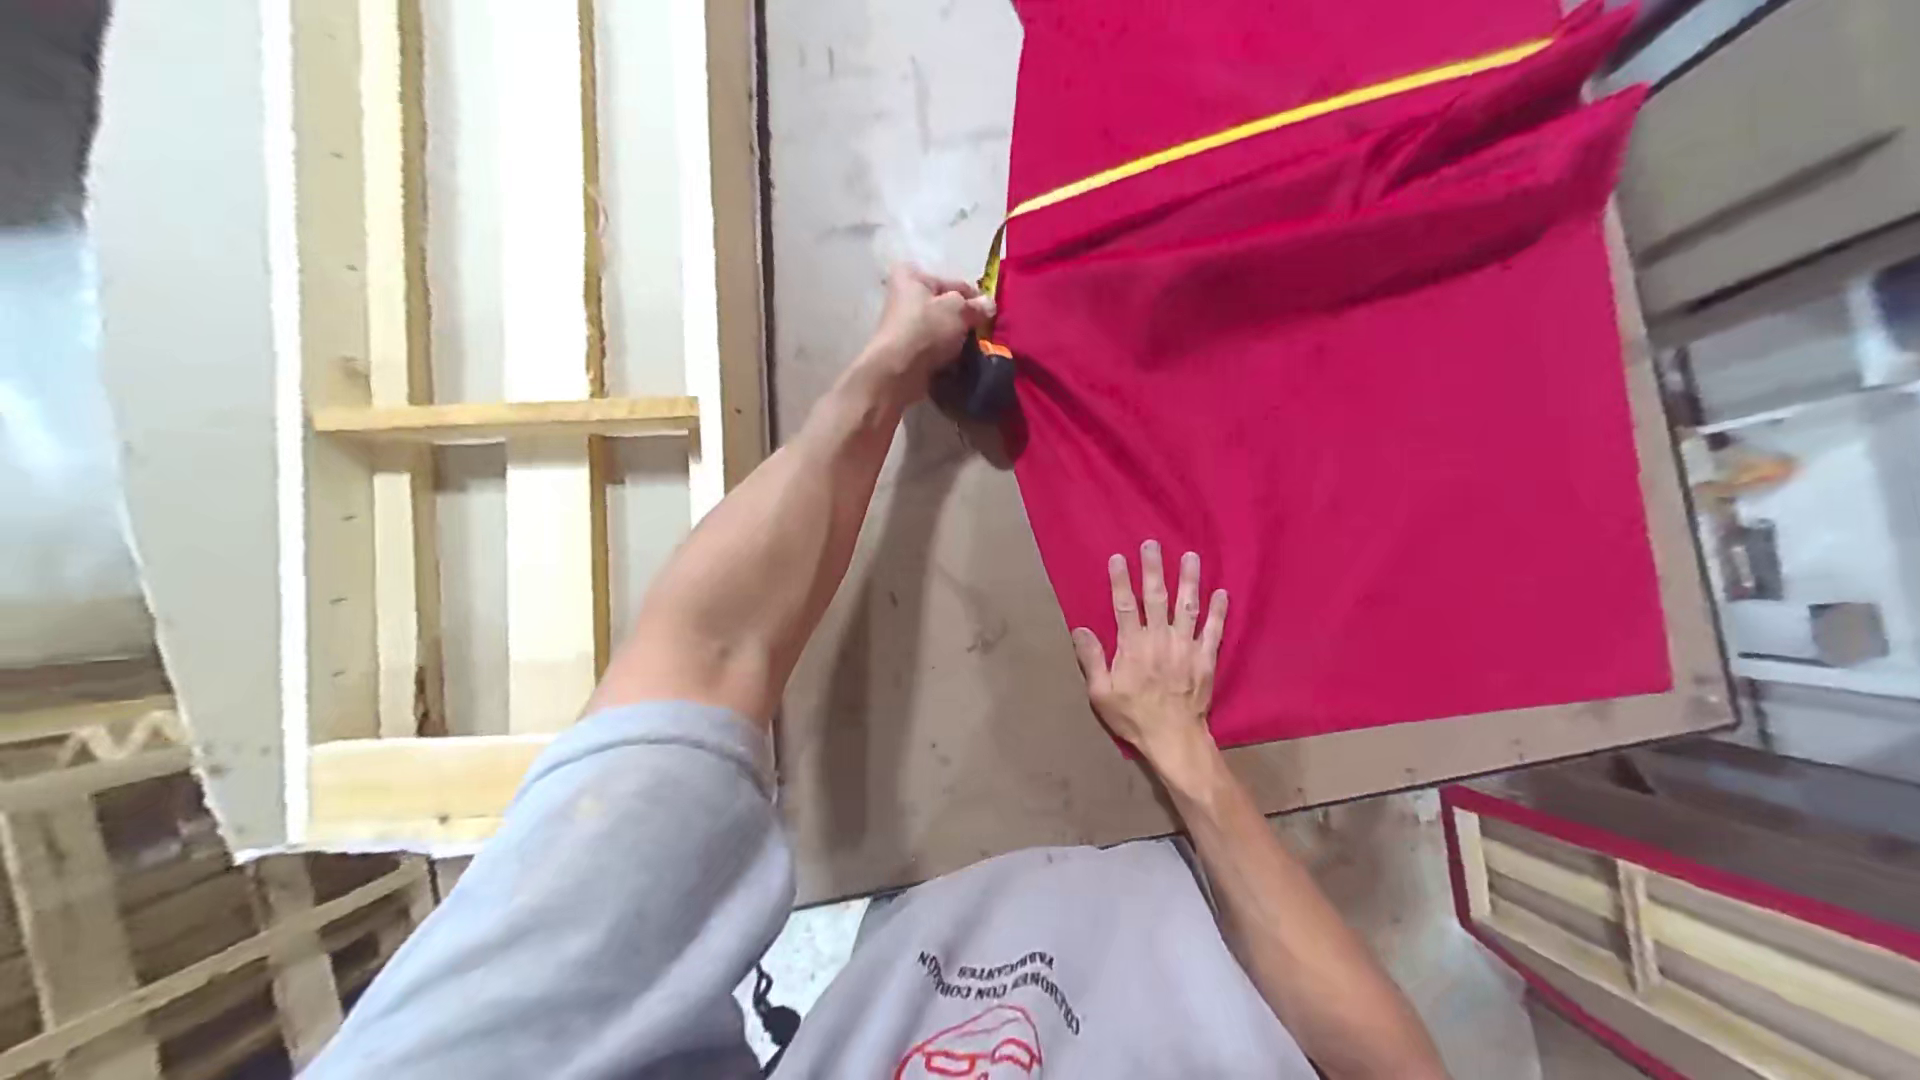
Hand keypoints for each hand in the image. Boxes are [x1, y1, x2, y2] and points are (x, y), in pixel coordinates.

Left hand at [857, 264, 996, 399]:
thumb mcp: (958, 309)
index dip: (974, 297)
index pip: (953, 283)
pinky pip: (935, 350)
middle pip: (945, 307)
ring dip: (958, 340)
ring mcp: (905, 328)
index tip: (990, 313)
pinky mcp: (908, 353)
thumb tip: (989, 305)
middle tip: (985, 333)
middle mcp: (904, 299)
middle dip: (965, 320)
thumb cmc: (926, 329)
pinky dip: (948, 356)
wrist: (898, 373)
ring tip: (976, 349)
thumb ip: (976, 306)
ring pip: (941, 330)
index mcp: (910, 277)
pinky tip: (962, 363)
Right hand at [1071, 541, 1228, 785]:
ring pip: (1188, 606)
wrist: (1174, 739)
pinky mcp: (1205, 659)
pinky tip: (1222, 593)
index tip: (1118, 558)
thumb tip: (1080, 629)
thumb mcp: (1101, 693)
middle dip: (1154, 569)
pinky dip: (1219, 611)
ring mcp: (1186, 647)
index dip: (1121, 580)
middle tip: (1153, 544)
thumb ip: (1091, 659)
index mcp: (1133, 646)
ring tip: (1191, 556)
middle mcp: (1160, 640)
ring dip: (1189, 580)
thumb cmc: (1133, 716)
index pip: (1125, 605)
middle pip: (1156, 597)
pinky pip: (1214, 631)